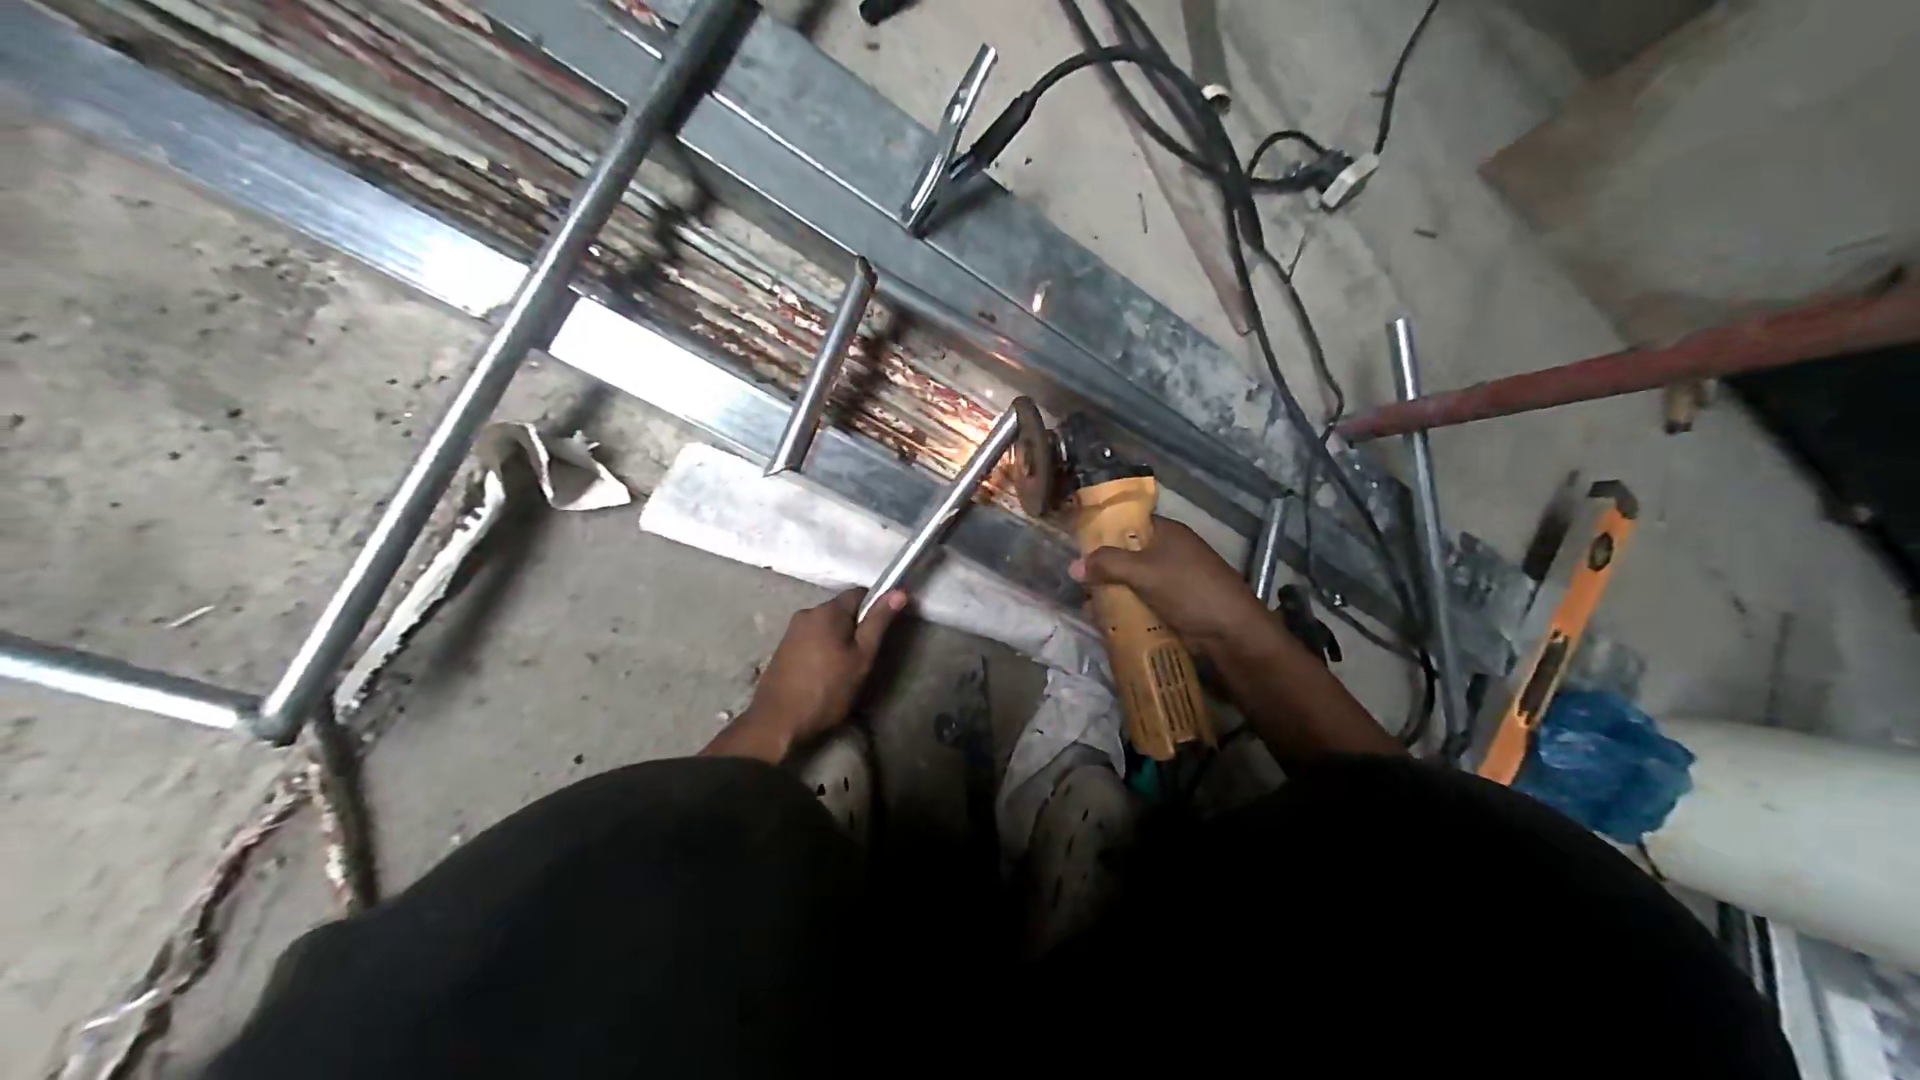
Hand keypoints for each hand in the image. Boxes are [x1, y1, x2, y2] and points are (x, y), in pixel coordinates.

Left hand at [701, 588, 907, 762]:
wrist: (779, 721)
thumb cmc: (828, 689)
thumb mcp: (862, 657)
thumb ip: (879, 622)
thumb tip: (898, 591)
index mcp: (827, 610)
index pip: (859, 593)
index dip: (876, 607)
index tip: (883, 631)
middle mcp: (807, 612)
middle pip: (841, 610)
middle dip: (856, 627)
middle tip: (865, 656)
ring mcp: (791, 630)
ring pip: (826, 625)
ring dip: (839, 638)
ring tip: (845, 668)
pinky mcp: (783, 647)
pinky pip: (812, 638)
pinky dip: (823, 647)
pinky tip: (825, 671)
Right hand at [1069, 517, 1275, 659]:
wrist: (1232, 632)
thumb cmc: (1189, 590)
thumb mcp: (1144, 572)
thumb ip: (1107, 565)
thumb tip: (1073, 566)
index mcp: (1166, 533)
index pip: (1128, 523)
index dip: (1103, 531)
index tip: (1078, 546)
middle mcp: (1169, 552)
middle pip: (1127, 554)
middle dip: (1102, 568)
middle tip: (1078, 581)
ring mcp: (1172, 580)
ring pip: (1132, 581)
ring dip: (1112, 592)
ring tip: (1086, 605)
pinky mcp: (1174, 604)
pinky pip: (1142, 602)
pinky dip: (1126, 609)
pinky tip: (1106, 621)